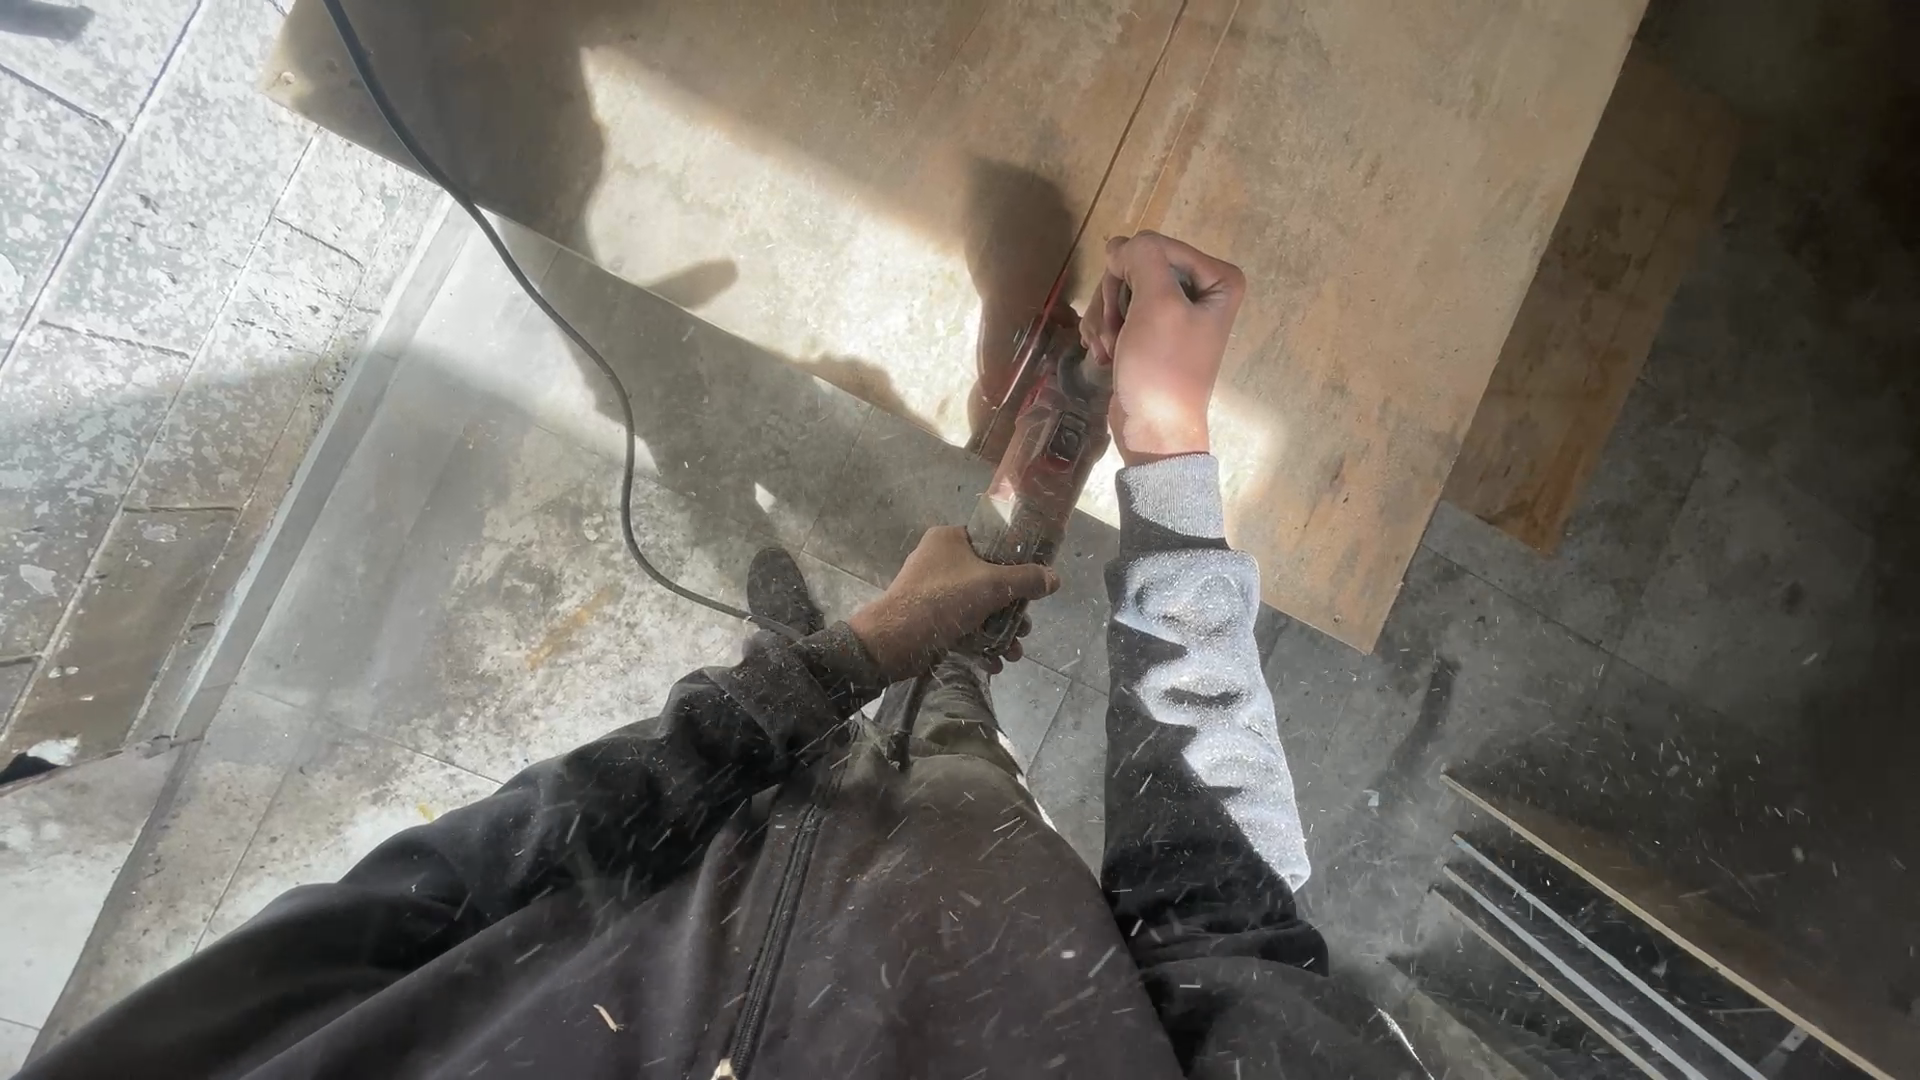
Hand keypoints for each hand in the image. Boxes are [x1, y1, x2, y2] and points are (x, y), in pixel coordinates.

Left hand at [848, 526, 1058, 681]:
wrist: (893, 642)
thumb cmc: (942, 600)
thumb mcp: (992, 586)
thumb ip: (1026, 580)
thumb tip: (1054, 578)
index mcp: (950, 539)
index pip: (991, 543)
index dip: (1016, 563)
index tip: (1033, 585)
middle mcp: (940, 561)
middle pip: (989, 580)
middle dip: (1011, 611)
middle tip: (1025, 629)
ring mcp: (933, 592)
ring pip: (978, 608)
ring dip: (999, 632)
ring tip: (1014, 654)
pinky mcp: (929, 619)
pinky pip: (962, 626)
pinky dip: (979, 643)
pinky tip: (994, 664)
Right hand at [1079, 232, 1245, 465]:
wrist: (1153, 430)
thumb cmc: (1161, 368)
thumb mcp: (1156, 304)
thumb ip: (1142, 259)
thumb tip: (1118, 245)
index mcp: (1217, 279)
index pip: (1155, 246)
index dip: (1128, 272)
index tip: (1122, 308)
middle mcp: (1199, 291)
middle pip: (1135, 268)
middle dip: (1115, 301)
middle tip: (1114, 332)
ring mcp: (1172, 314)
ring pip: (1120, 291)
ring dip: (1105, 320)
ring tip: (1108, 349)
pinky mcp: (1149, 334)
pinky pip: (1116, 314)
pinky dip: (1104, 333)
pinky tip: (1104, 354)